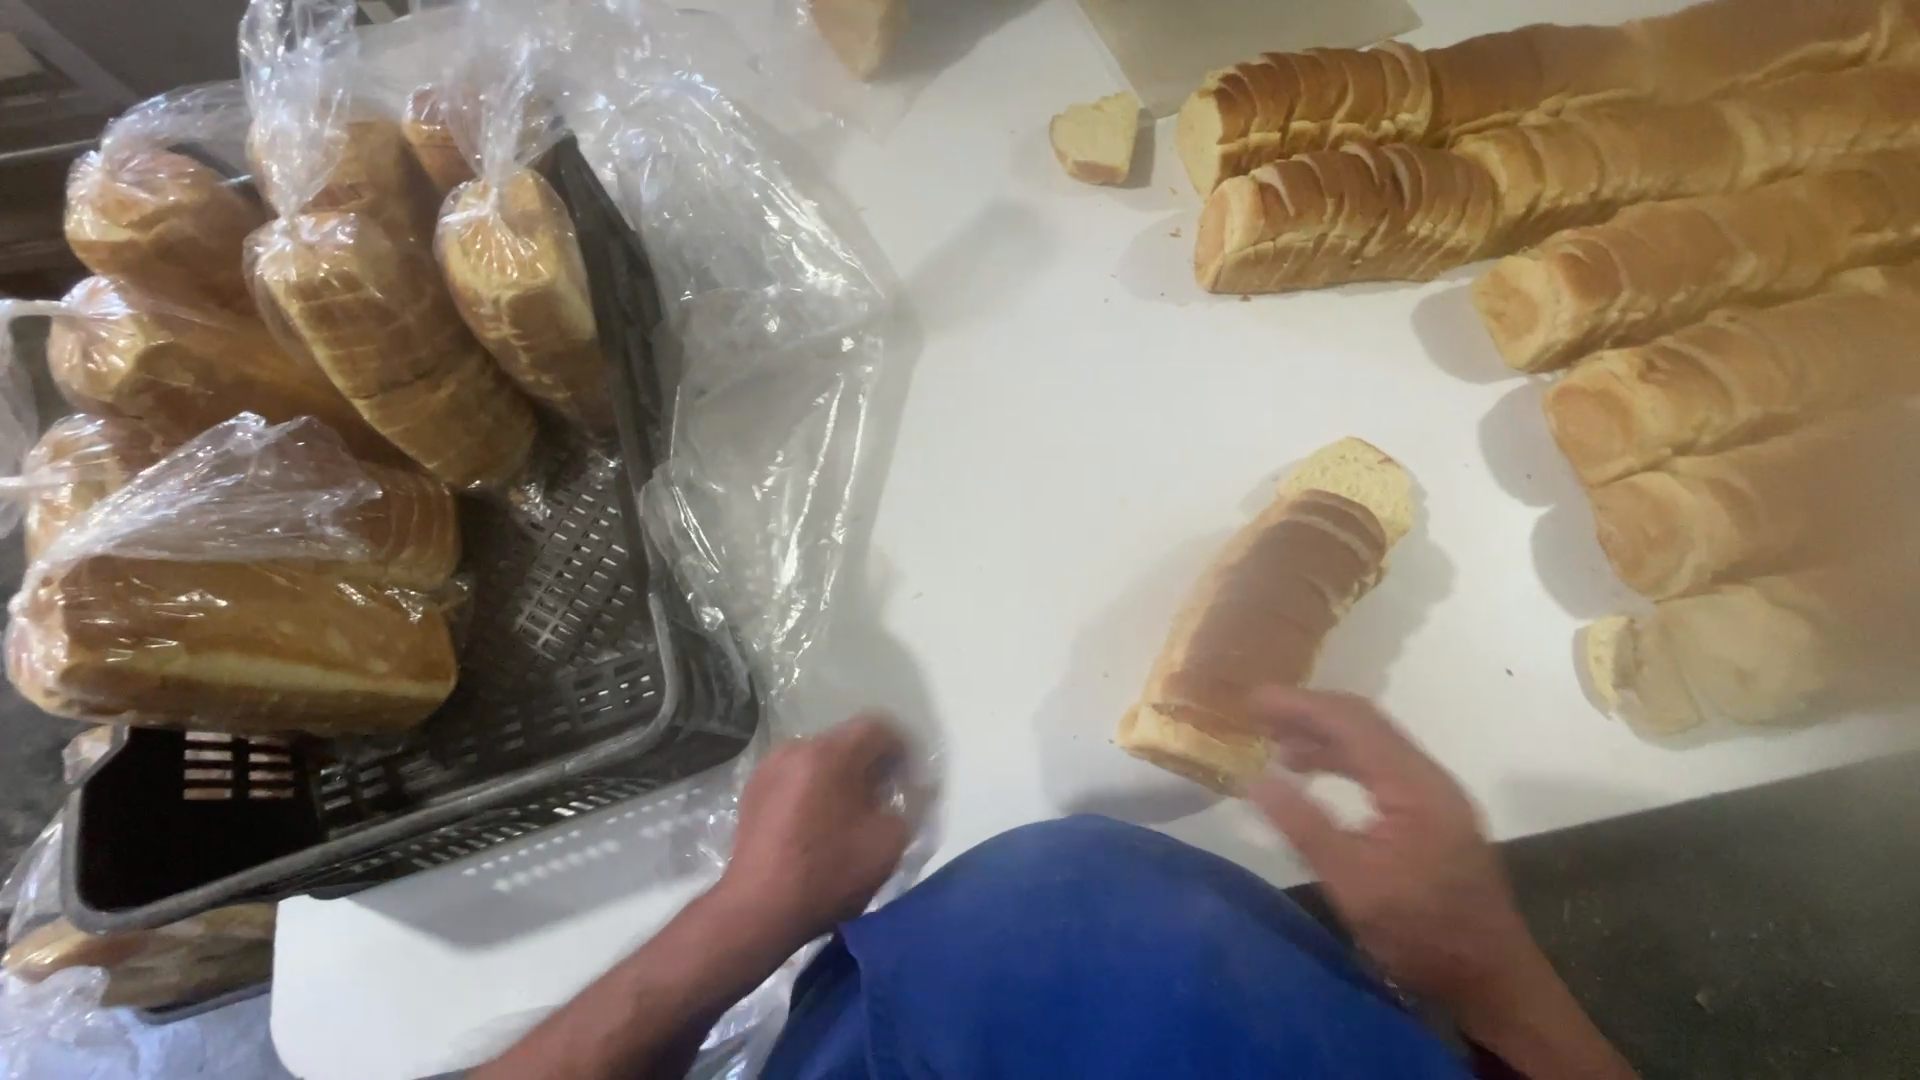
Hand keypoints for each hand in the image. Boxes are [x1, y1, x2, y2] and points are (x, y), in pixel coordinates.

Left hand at [716, 715, 915, 942]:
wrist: (758, 910)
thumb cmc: (829, 873)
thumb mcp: (889, 842)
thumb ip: (912, 804)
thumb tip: (916, 788)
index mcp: (832, 752)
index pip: (879, 727)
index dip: (903, 749)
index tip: (911, 779)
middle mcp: (798, 747)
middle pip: (847, 740)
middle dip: (872, 763)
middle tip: (886, 797)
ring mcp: (770, 767)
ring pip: (820, 757)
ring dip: (842, 775)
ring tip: (851, 812)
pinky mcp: (752, 789)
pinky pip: (796, 775)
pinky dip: (815, 787)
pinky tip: (819, 822)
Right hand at [1243, 687, 1535, 1010]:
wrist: (1493, 984)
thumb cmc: (1423, 935)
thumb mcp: (1353, 884)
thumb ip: (1303, 826)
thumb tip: (1252, 779)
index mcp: (1416, 787)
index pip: (1352, 722)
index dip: (1300, 704)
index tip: (1253, 699)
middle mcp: (1428, 779)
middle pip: (1363, 723)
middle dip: (1307, 712)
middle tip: (1256, 712)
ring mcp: (1432, 795)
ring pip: (1369, 743)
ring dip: (1320, 735)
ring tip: (1272, 740)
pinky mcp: (1428, 814)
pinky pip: (1376, 767)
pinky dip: (1337, 759)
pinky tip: (1306, 772)